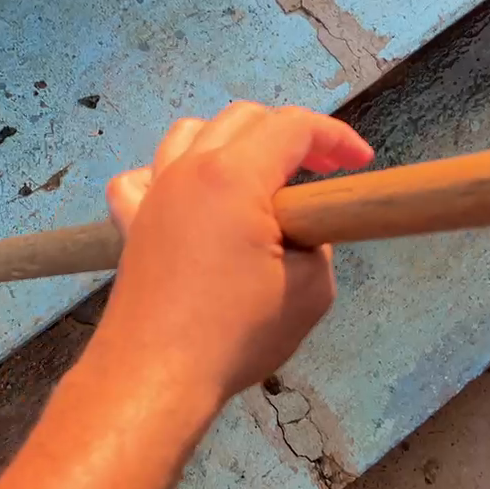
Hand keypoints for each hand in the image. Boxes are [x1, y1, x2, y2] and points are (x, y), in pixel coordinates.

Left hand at [90, 103, 373, 403]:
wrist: (156, 369)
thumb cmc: (236, 332)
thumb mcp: (309, 290)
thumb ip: (315, 243)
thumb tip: (298, 229)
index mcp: (233, 176)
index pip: (292, 127)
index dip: (334, 136)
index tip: (359, 161)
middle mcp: (187, 168)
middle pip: (241, 118)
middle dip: (289, 134)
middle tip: (319, 170)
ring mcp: (152, 190)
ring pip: (190, 133)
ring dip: (231, 142)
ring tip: (257, 176)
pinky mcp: (129, 218)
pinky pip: (141, 176)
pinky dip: (169, 173)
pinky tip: (186, 197)